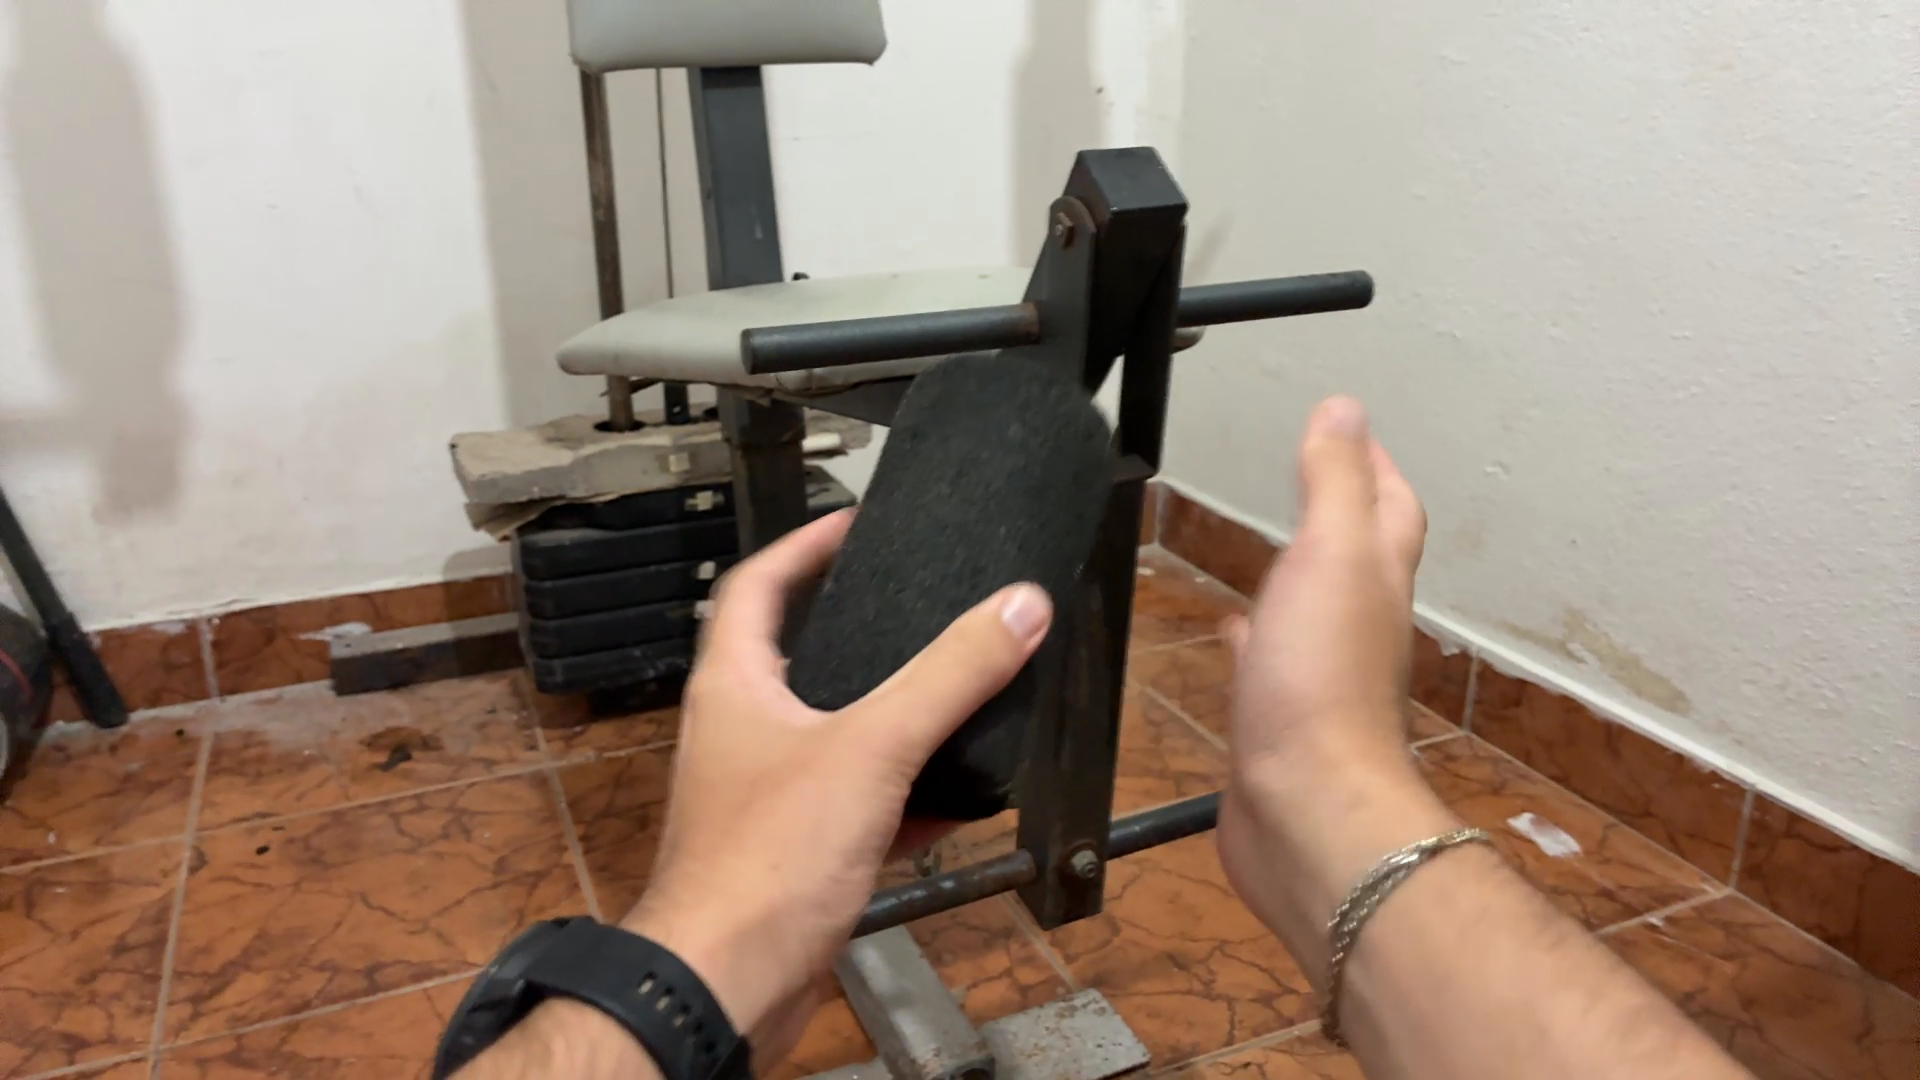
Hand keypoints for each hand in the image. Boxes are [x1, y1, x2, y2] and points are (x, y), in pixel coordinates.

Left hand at [622, 510, 1053, 1066]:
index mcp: (737, 684)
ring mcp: (767, 787)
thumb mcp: (873, 747)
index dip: (802, 544)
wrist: (728, 991)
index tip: (852, 524)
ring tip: (946, 690)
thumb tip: (1019, 608)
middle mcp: (744, 728)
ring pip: (836, 728)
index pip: (756, 583)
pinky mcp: (794, 842)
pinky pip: (856, 797)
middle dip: (856, 626)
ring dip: (889, 713)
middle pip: (799, 651)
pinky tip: (951, 798)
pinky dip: (901, 792)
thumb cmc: (771, 857)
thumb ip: (950, 676)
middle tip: (913, 602)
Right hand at [1215, 396, 1459, 976]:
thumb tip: (1344, 408)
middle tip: (1308, 474)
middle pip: (1358, 552)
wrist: (1304, 801)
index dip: (1374, 463)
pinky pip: (1269, 654)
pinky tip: (1233, 628)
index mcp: (1373, 580)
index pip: (1388, 505)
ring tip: (1267, 542)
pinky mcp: (1277, 709)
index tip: (1348, 426)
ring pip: (1313, 601)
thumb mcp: (1330, 558)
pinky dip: (1255, 630)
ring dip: (1298, 568)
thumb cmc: (1317, 676)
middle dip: (1341, 509)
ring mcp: (1317, 669)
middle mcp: (1356, 621)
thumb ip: (1334, 483)